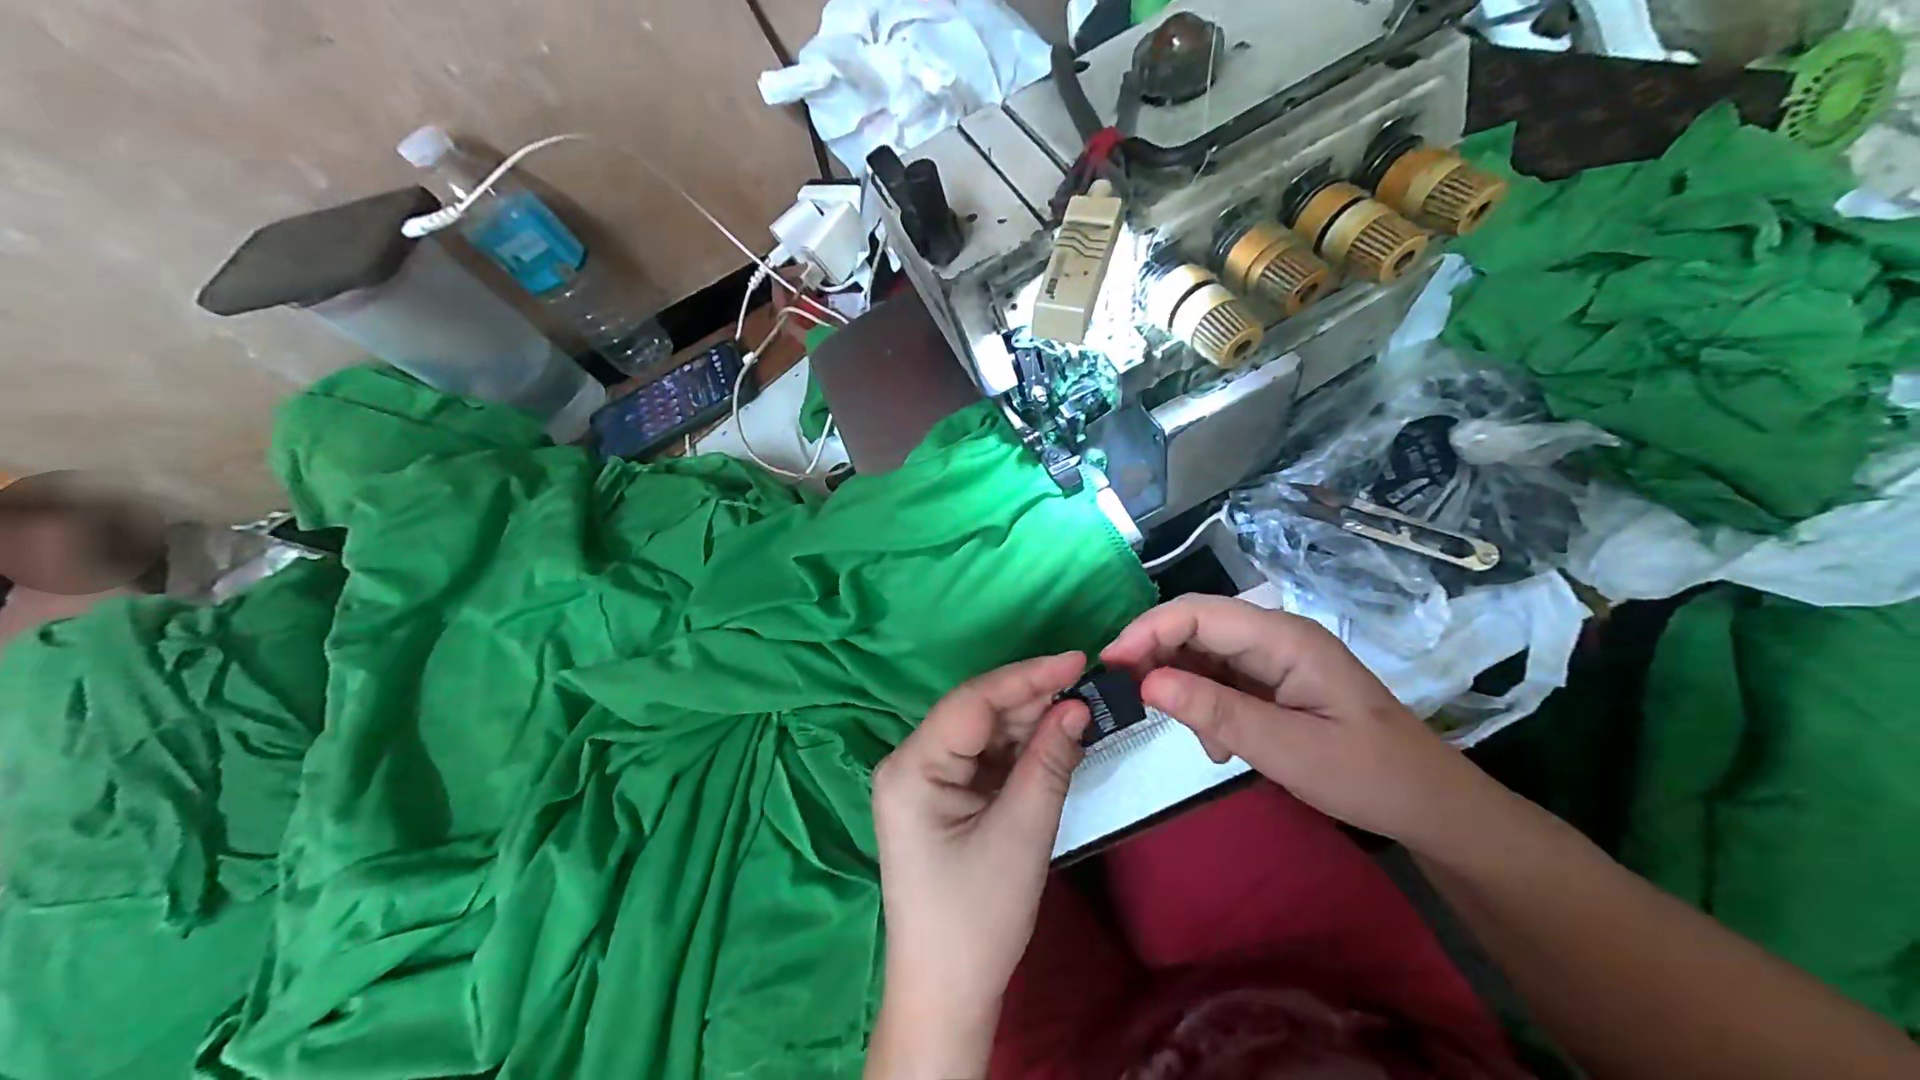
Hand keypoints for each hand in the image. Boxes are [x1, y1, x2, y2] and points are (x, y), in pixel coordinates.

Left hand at [867, 652, 1090, 1078]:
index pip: (973, 702)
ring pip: (982, 733)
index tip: (1077, 659)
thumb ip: (1049, 762)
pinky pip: (983, 758)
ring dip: (1029, 722)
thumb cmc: (978, 917)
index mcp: (910, 768)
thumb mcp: (1022, 834)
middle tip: (1087, 687)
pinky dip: (1019, 750)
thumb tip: (1077, 706)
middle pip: (976, 713)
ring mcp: (923, 781)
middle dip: (1031, 698)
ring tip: (1078, 709)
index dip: (1026, 676)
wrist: (948, 992)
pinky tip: (1053, 739)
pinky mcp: (941, 798)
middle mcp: (908, 763)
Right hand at [1100, 596, 1506, 851]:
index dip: (1148, 630)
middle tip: (1130, 697)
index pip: (1199, 613)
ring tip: (1193, 735)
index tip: (1110, 666)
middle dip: (1156, 654)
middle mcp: (1275, 636)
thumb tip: (1145, 681)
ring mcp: (1274, 658)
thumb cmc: (1369, 776)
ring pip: (1202, 652)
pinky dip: (1203, 704)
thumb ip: (1215, 712)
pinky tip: (1218, 744)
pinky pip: (1219, 678)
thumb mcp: (1288, 750)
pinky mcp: (1273, 681)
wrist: (1431, 806)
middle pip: (1195, 625)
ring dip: (1181, 685)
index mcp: (1285, 638)